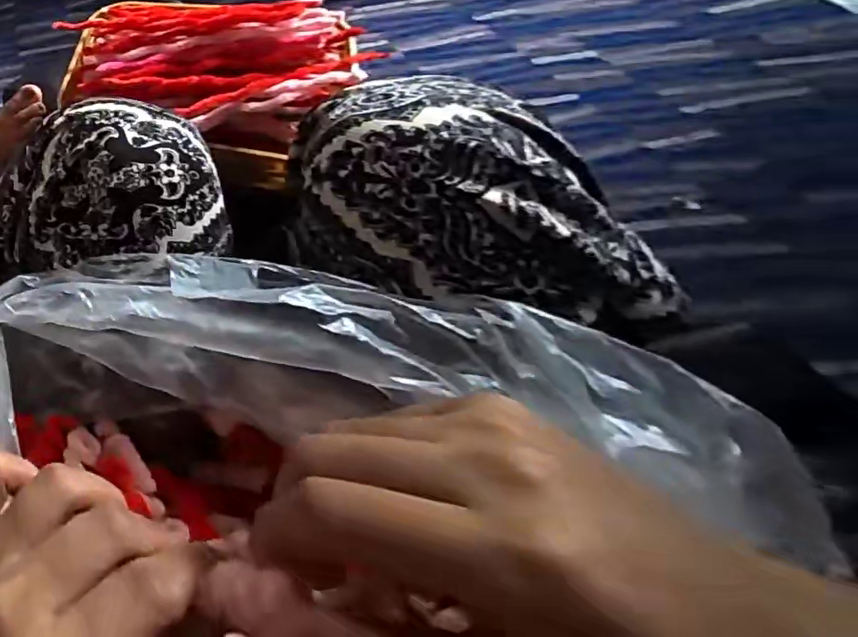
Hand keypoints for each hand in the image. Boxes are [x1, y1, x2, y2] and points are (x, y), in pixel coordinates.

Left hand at [0, 452, 208, 636]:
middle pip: (106, 527)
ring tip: (114, 515)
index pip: (147, 585)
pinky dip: (23, 470)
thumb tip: (211, 586)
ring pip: (56, 483)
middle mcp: (23, 591)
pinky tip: (46, 497)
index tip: (210, 561)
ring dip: (97, 492)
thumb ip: (159, 632)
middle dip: (150, 532)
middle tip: (167, 544)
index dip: (192, 567)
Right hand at [251, 394, 794, 636]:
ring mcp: (489, 418)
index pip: (332, 508)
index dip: (279, 534)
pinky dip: (370, 458)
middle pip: (322, 450)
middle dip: (289, 498)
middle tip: (304, 547)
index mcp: (511, 549)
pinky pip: (388, 420)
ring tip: (352, 524)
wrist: (747, 621)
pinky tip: (403, 497)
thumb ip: (378, 626)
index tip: (270, 562)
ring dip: (327, 476)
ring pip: (345, 427)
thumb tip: (272, 595)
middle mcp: (488, 461)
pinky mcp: (489, 401)